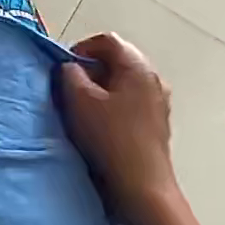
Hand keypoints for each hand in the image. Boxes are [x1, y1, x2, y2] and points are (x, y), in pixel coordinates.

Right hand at [58, 32, 178, 216]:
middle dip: (91, 67)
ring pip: (123, 79)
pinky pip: (130, 98)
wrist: (140, 184)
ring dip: (100, 85)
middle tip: (70, 84)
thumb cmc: (108, 136)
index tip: (65, 66)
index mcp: (138, 68)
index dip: (82, 47)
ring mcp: (159, 102)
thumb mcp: (78, 99)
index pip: (108, 41)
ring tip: (82, 104)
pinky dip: (111, 100)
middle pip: (118, 58)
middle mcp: (154, 80)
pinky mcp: (156, 122)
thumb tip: (71, 67)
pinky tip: (99, 120)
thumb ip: (69, 73)